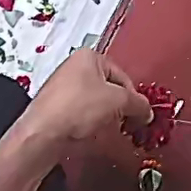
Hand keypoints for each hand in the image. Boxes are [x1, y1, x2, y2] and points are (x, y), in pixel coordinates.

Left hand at [14, 49, 152, 147]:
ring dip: (105, 116)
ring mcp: (62, 87)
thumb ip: (138, 103)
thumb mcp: (118, 101)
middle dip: (119, 107)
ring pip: (95, 102)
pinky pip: (80, 113)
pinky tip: (88, 132)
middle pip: (108, 88)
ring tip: (105, 128)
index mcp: (88, 56)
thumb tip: (147, 111)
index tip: (138, 113)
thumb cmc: (79, 107)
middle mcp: (74, 67)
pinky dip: (89, 122)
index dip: (132, 95)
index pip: (121, 75)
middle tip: (125, 122)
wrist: (43, 133)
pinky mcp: (55, 107)